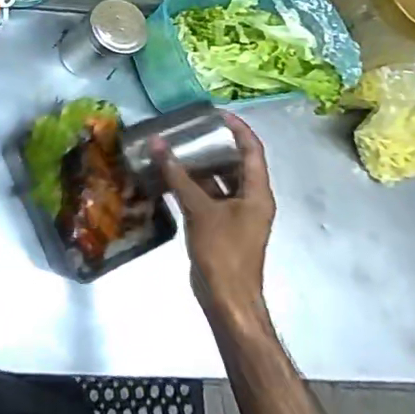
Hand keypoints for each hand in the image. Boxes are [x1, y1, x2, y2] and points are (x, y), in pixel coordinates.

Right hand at [157, 112, 274, 324]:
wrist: (227, 300)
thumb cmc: (222, 252)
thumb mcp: (199, 210)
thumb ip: (178, 176)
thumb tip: (158, 145)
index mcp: (257, 192)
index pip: (252, 149)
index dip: (238, 128)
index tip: (216, 113)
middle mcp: (252, 200)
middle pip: (237, 163)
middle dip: (215, 145)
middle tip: (190, 130)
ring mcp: (238, 215)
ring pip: (221, 181)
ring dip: (201, 167)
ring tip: (178, 149)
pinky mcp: (223, 228)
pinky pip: (211, 198)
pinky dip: (195, 187)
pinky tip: (172, 179)